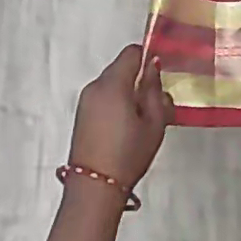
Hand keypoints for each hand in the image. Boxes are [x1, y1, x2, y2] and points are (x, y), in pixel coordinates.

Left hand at [68, 44, 172, 188]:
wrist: (95, 189)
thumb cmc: (129, 154)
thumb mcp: (154, 122)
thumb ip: (155, 89)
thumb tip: (153, 66)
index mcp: (113, 84)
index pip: (131, 52)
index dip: (148, 58)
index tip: (159, 78)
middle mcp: (95, 86)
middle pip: (120, 67)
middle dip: (138, 78)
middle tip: (154, 104)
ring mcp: (84, 100)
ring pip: (111, 83)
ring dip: (126, 92)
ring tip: (140, 120)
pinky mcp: (81, 114)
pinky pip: (102, 96)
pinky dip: (115, 102)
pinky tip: (124, 127)